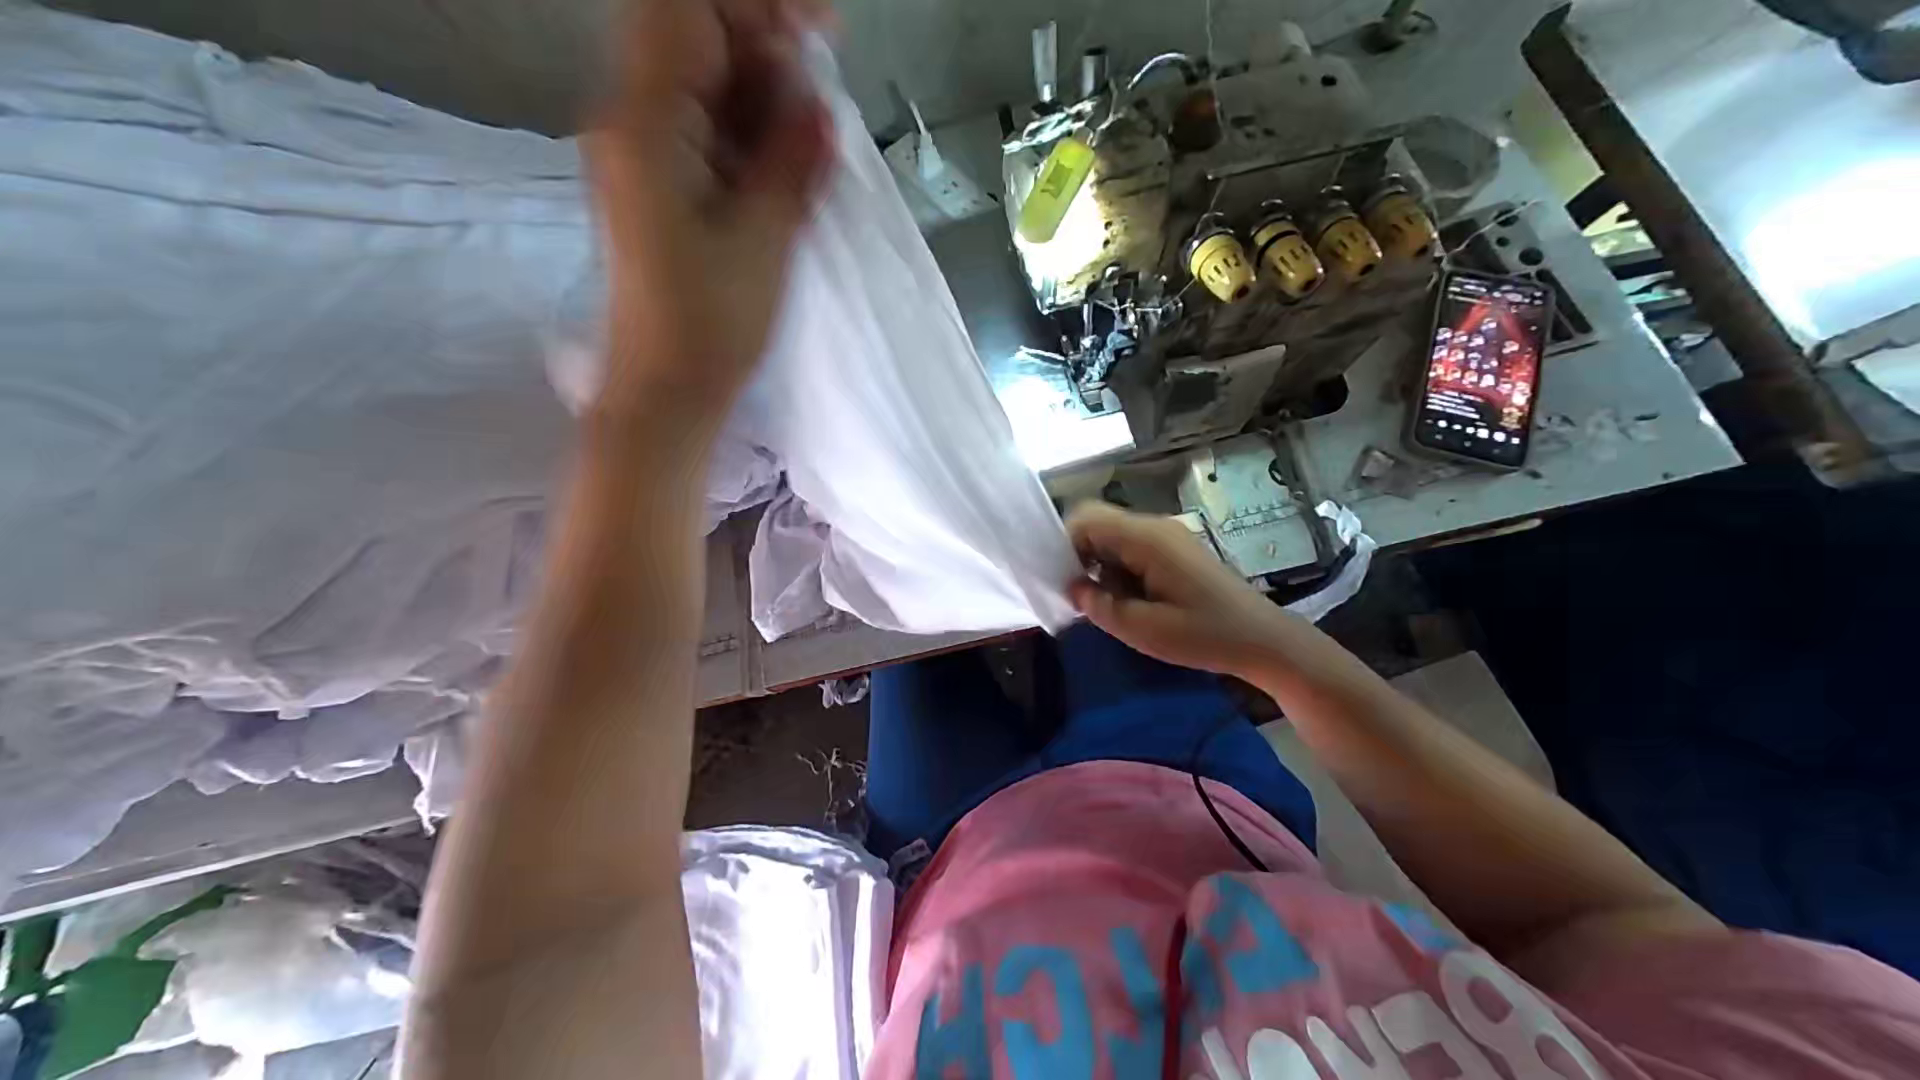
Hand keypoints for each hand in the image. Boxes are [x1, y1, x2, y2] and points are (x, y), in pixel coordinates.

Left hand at [587, 0, 831, 431]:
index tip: (824, 30)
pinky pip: (702, 132)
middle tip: (823, 89)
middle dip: (763, 47)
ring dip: (759, 92)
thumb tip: (818, 104)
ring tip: (812, 130)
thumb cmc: (710, 325)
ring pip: (700, 87)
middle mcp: (629, 125)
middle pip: (691, 42)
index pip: (690, 15)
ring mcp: (641, 158)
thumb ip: (792, 160)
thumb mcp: (763, 239)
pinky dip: (747, 131)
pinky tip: (786, 156)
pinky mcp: (658, 190)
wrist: (665, 393)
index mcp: (645, 126)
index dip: (759, 8)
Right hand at [1066, 501, 1325, 680]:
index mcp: (1147, 538)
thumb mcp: (1145, 631)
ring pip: (1112, 538)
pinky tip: (1126, 601)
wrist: (1264, 641)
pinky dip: (1117, 570)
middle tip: (1078, 597)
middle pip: (1097, 524)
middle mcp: (1155, 527)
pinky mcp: (1173, 551)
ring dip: (1098, 566)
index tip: (1058, 580)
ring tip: (1102, 604)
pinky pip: (1130, 549)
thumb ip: (1100, 607)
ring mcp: (1166, 537)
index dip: (1064, 544)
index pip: (1086, 518)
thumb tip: (1073, 588)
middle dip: (1078, 557)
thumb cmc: (1206, 636)